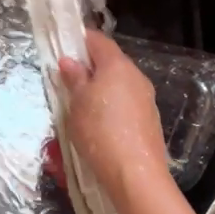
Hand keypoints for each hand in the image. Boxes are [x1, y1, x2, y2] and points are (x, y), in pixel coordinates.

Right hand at [57, 30, 168, 201]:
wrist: (135, 173)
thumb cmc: (100, 132)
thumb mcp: (77, 104)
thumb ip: (74, 79)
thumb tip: (70, 61)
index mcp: (118, 65)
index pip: (99, 41)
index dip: (80, 40)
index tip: (64, 47)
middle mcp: (137, 77)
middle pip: (111, 63)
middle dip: (90, 68)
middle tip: (68, 81)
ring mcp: (147, 99)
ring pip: (120, 85)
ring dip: (102, 89)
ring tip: (82, 106)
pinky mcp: (150, 120)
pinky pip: (127, 105)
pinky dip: (113, 107)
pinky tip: (101, 125)